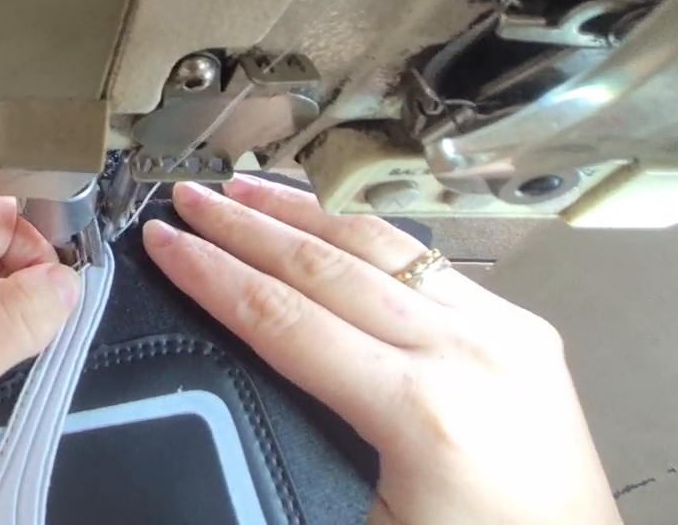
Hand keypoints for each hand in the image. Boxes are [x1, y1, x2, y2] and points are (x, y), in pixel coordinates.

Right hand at [143, 176, 618, 524]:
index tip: (160, 239)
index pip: (281, 316)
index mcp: (423, 414)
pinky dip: (349, 226)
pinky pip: (414, 255)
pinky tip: (316, 212)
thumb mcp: (352, 519)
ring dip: (292, 211)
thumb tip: (203, 385)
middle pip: (319, 266)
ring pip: (369, 243)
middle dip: (238, 226)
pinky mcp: (517, 326)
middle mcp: (467, 355)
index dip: (209, 272)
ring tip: (237, 187)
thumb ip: (280, 440)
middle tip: (184, 197)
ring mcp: (501, 332)